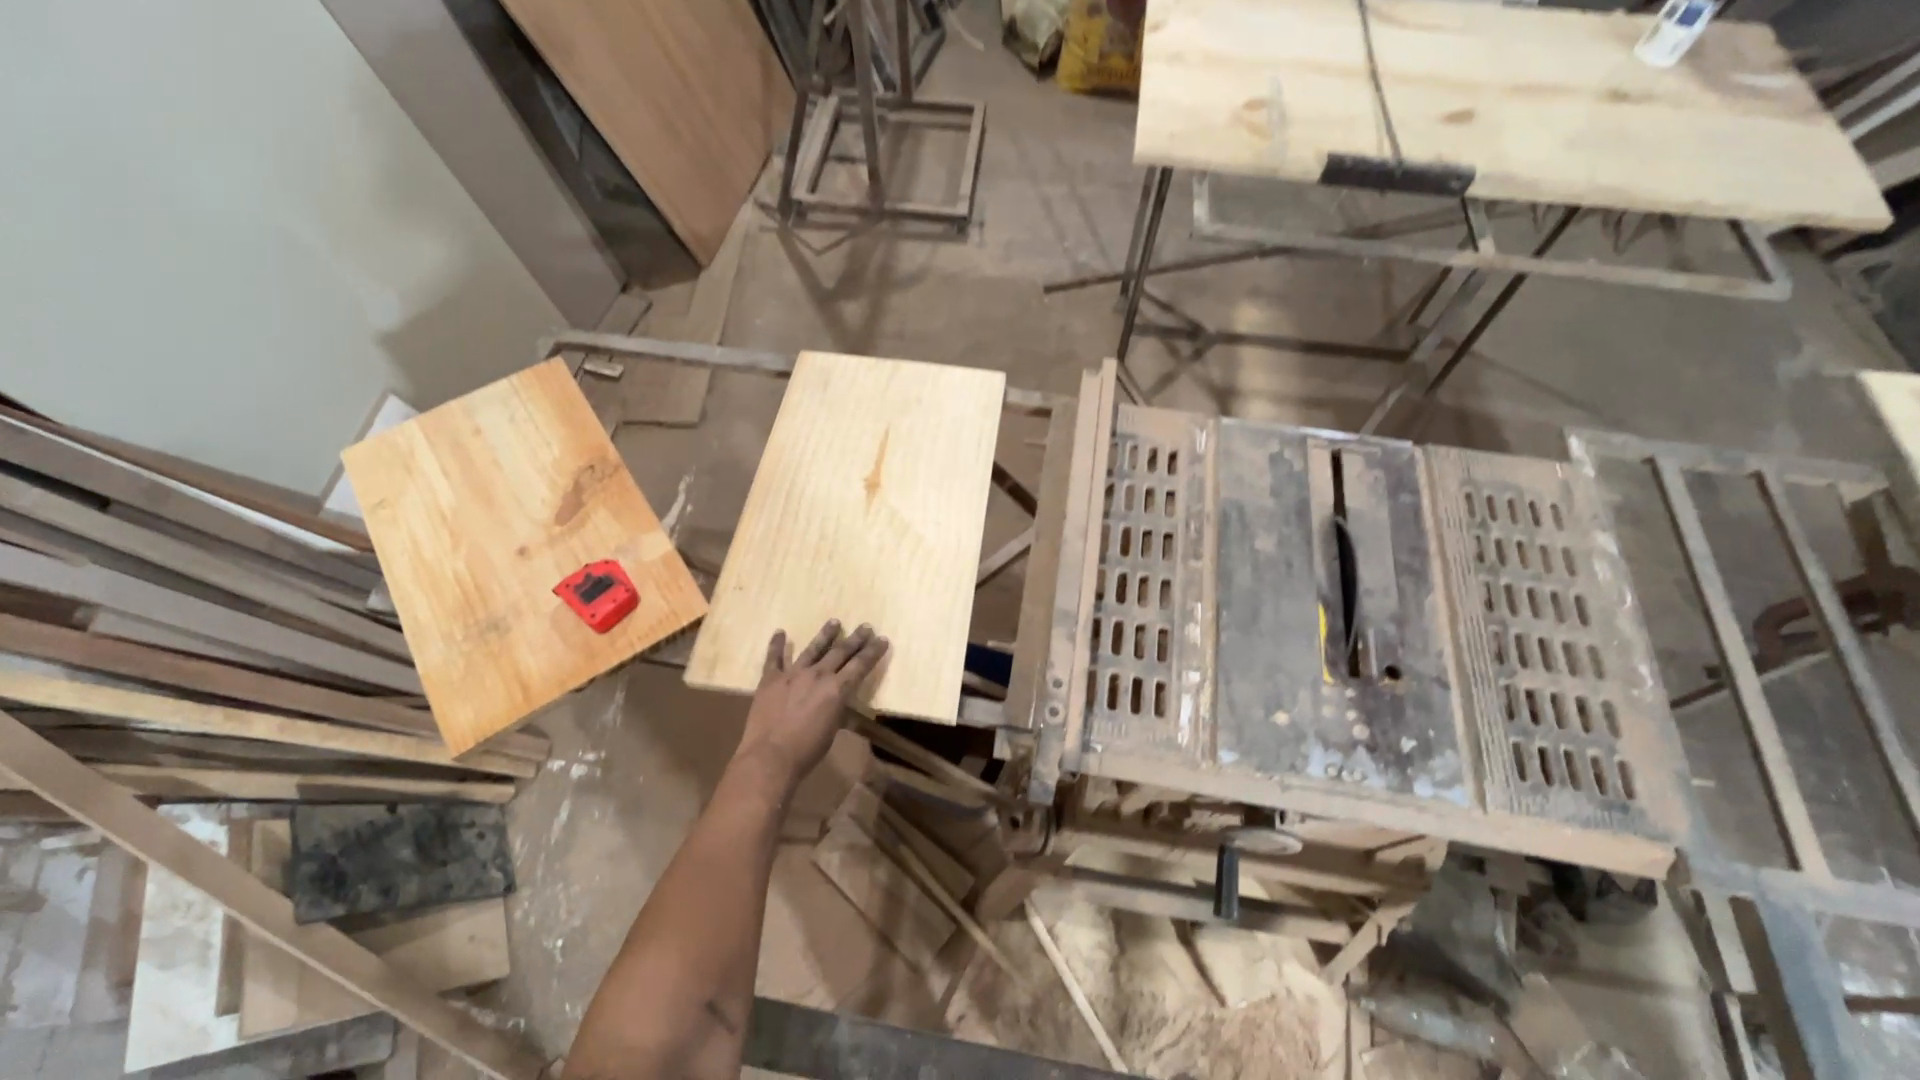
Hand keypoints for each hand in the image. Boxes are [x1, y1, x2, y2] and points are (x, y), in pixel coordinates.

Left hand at [734, 620, 888, 789]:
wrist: (770, 755)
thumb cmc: (807, 750)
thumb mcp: (832, 730)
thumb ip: (837, 711)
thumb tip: (840, 704)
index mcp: (836, 690)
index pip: (860, 665)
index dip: (872, 652)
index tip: (882, 639)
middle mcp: (817, 675)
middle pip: (840, 652)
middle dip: (855, 639)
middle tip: (866, 626)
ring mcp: (792, 674)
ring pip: (812, 649)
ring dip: (825, 635)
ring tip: (834, 621)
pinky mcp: (770, 679)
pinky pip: (774, 658)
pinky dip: (777, 644)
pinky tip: (780, 632)